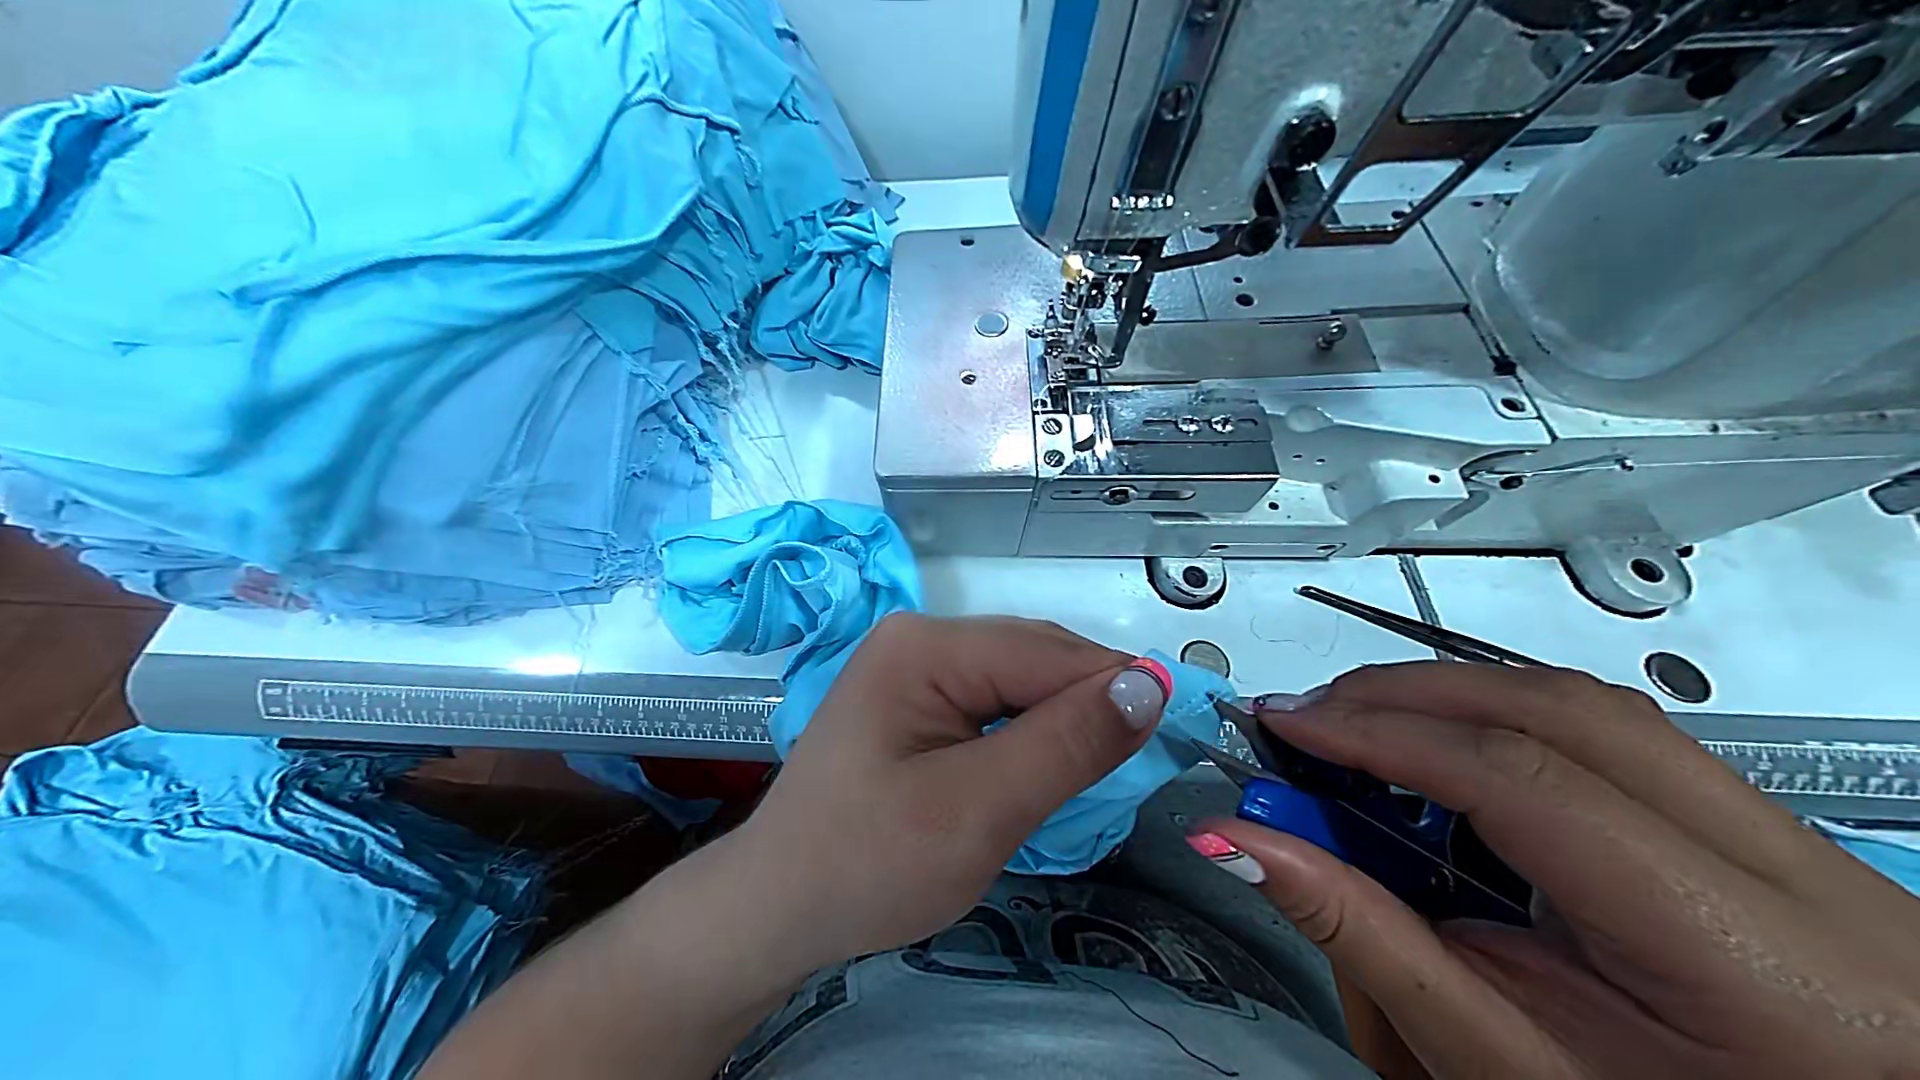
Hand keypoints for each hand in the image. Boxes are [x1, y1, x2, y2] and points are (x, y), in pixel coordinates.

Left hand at [423, 615, 1161, 1079]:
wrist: (778, 906)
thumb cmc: (867, 863)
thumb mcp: (978, 810)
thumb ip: (1066, 744)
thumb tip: (1148, 684)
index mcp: (925, 645)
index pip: (1048, 654)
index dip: (1113, 692)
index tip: (1167, 741)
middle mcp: (920, 636)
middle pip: (1035, 657)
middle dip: (1085, 707)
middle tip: (1119, 773)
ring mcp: (915, 664)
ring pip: (1021, 678)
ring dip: (1060, 719)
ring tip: (1083, 773)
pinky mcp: (916, 696)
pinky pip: (995, 698)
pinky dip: (1028, 729)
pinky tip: (1036, 763)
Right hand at [1204, 662, 1919, 1078]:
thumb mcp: (1491, 1055)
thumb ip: (1357, 931)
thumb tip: (1237, 841)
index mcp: (1748, 954)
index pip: (1523, 779)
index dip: (1382, 735)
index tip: (1288, 725)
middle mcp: (1799, 873)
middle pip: (1560, 709)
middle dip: (1407, 696)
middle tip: (1311, 717)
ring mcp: (1792, 842)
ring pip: (1585, 706)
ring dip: (1450, 697)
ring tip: (1362, 726)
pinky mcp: (1762, 832)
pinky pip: (1605, 733)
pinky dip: (1496, 721)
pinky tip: (1444, 753)